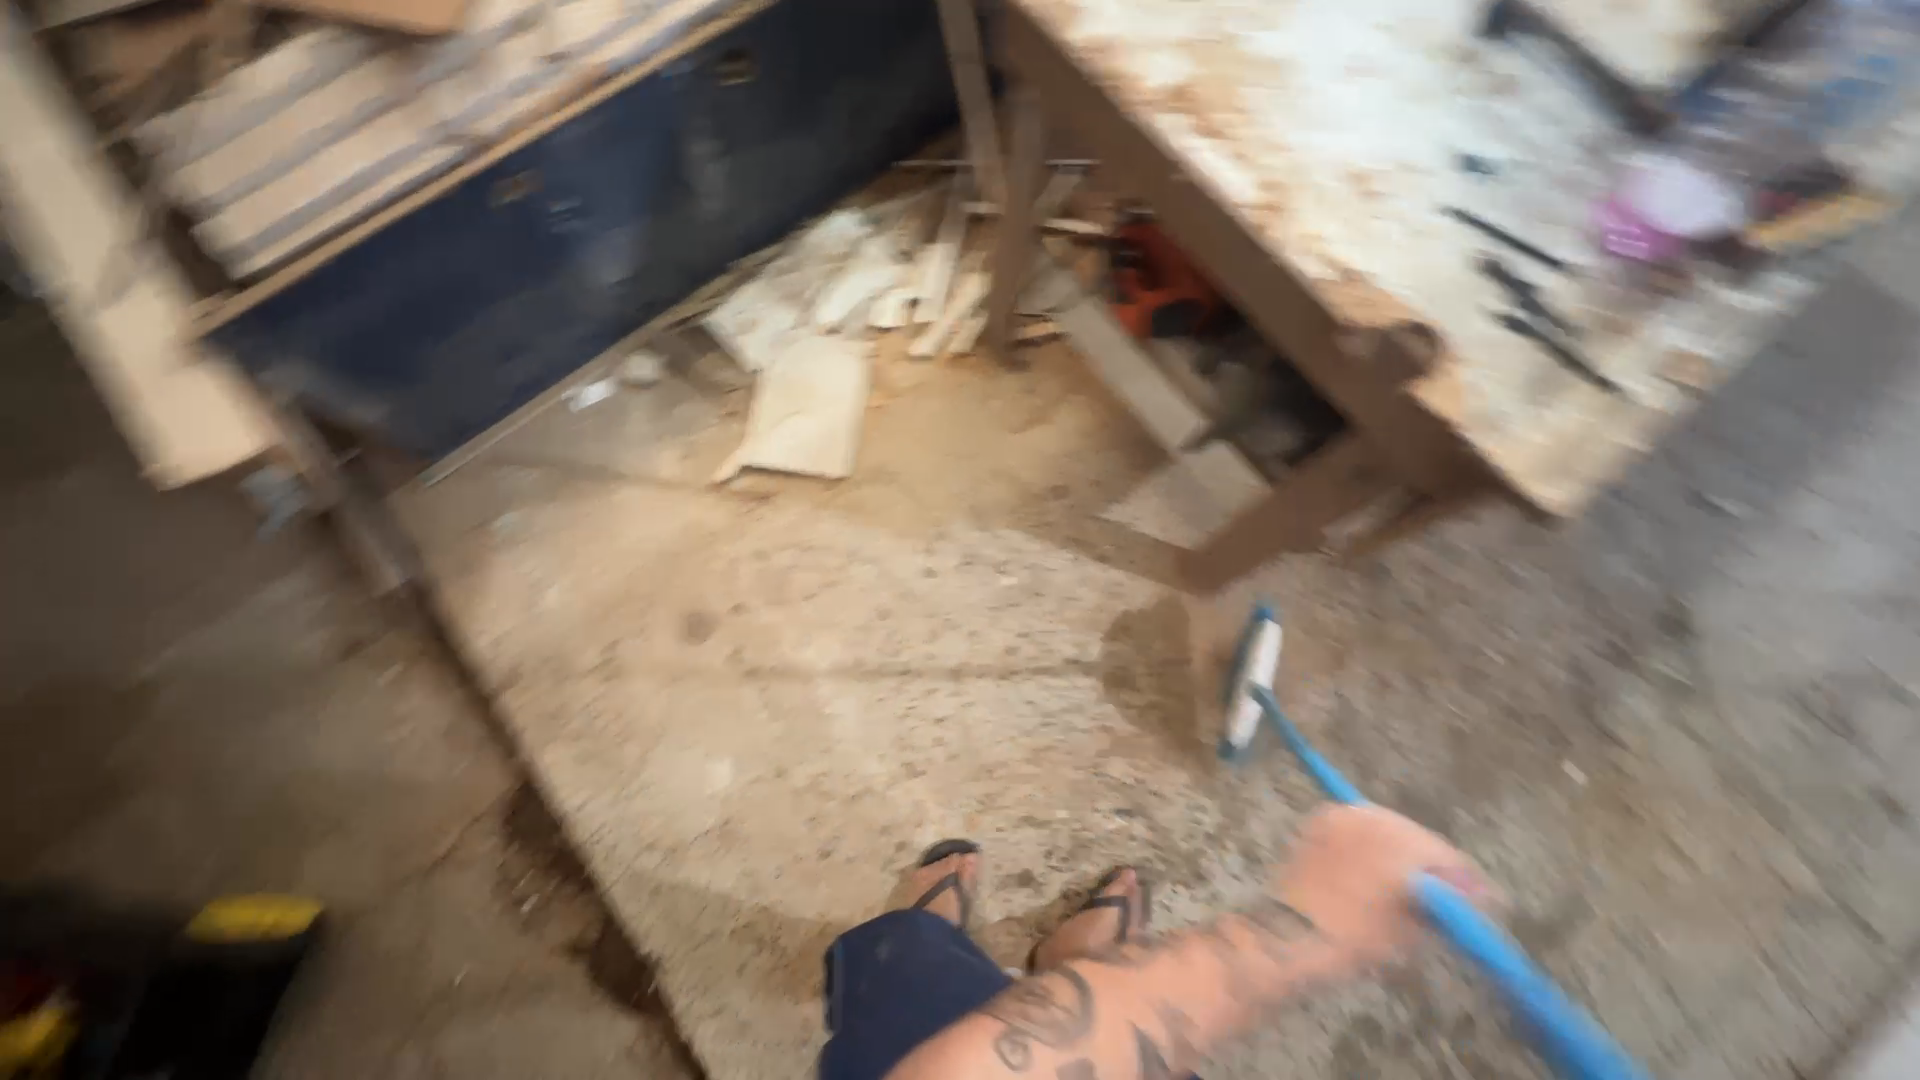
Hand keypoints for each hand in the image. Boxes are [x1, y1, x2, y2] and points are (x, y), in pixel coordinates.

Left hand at [1271, 804, 1498, 972]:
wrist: (1292, 930)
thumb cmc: (1357, 935)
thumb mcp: (1414, 931)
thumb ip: (1447, 907)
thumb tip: (1469, 898)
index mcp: (1403, 841)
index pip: (1450, 857)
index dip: (1466, 882)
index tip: (1480, 901)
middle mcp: (1374, 815)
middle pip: (1418, 838)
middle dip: (1431, 863)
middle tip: (1443, 893)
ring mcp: (1343, 812)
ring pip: (1387, 828)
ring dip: (1400, 851)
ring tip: (1405, 882)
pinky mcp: (1319, 819)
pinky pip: (1358, 827)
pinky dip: (1369, 844)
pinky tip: (1372, 869)